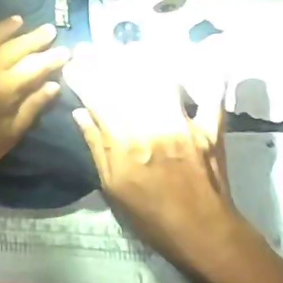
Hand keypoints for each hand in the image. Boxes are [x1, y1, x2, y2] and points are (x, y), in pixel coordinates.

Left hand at [0, 16, 70, 189]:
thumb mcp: (9, 135)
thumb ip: (32, 107)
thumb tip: (54, 85)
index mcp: (5, 86)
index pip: (36, 65)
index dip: (52, 58)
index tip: (65, 50)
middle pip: (15, 46)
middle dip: (34, 37)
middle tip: (49, 29)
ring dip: (5, 27)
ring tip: (19, 20)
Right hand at [67, 48, 248, 263]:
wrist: (203, 234)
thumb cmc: (150, 216)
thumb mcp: (113, 187)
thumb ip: (98, 147)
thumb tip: (80, 115)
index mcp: (125, 142)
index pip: (98, 100)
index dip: (82, 78)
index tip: (71, 63)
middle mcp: (153, 125)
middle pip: (126, 83)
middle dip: (104, 63)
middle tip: (91, 48)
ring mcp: (184, 124)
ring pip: (162, 81)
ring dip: (144, 61)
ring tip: (129, 48)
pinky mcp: (210, 129)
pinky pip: (212, 97)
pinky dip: (212, 77)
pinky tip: (210, 57)